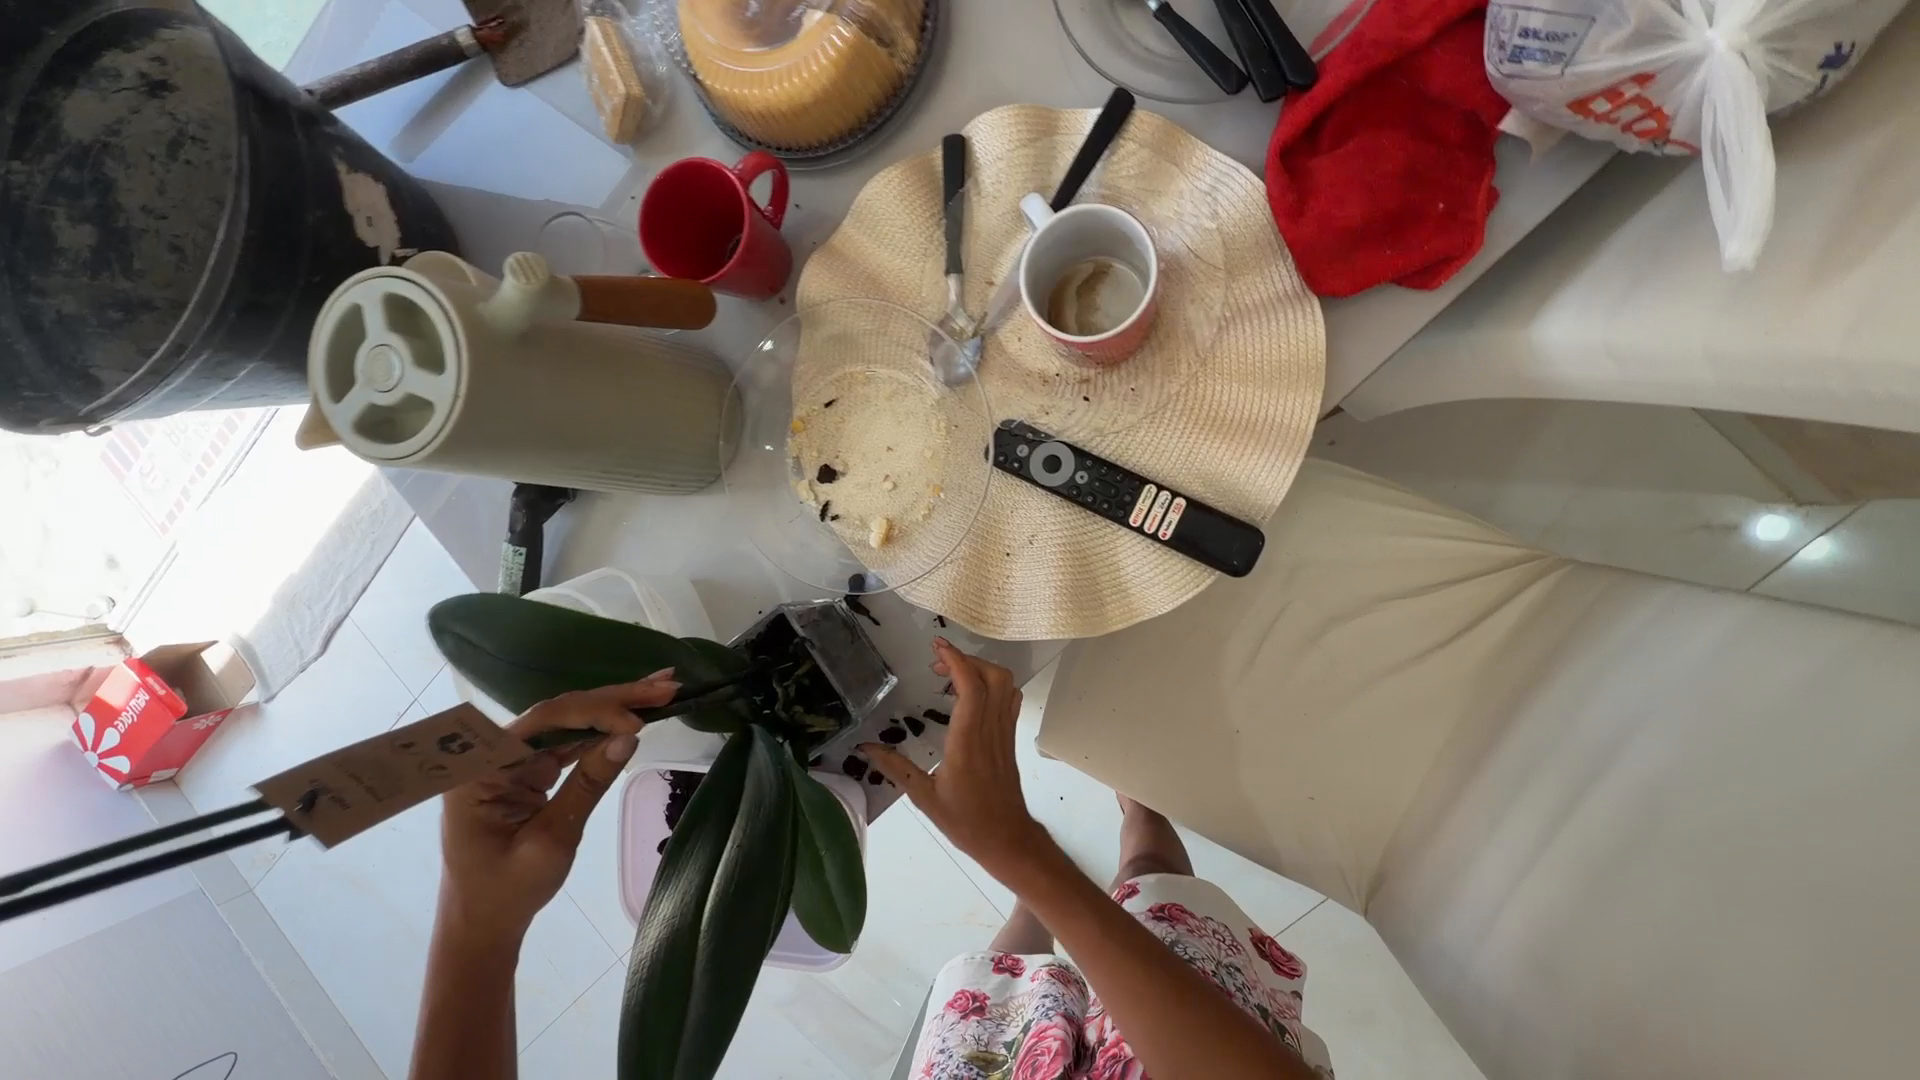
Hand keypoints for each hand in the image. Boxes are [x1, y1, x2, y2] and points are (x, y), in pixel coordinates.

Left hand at [437, 669, 679, 944]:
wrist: (483, 926)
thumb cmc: (508, 891)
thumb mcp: (551, 841)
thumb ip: (587, 785)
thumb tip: (630, 737)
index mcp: (484, 768)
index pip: (546, 720)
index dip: (596, 712)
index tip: (638, 722)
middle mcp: (495, 753)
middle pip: (561, 712)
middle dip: (615, 698)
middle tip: (665, 685)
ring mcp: (513, 759)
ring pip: (571, 720)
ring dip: (617, 706)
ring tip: (661, 690)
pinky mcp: (530, 770)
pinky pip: (571, 739)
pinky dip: (605, 728)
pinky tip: (635, 716)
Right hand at [864, 639, 1046, 882]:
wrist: (1007, 838)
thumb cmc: (965, 821)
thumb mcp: (924, 797)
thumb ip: (895, 768)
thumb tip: (865, 747)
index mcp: (967, 741)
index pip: (970, 687)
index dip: (956, 661)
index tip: (938, 646)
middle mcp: (989, 730)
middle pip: (992, 676)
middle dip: (966, 660)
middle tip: (938, 663)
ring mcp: (1004, 732)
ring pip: (1004, 684)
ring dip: (980, 669)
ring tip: (952, 675)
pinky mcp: (1009, 737)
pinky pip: (1008, 699)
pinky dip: (992, 683)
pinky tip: (971, 693)